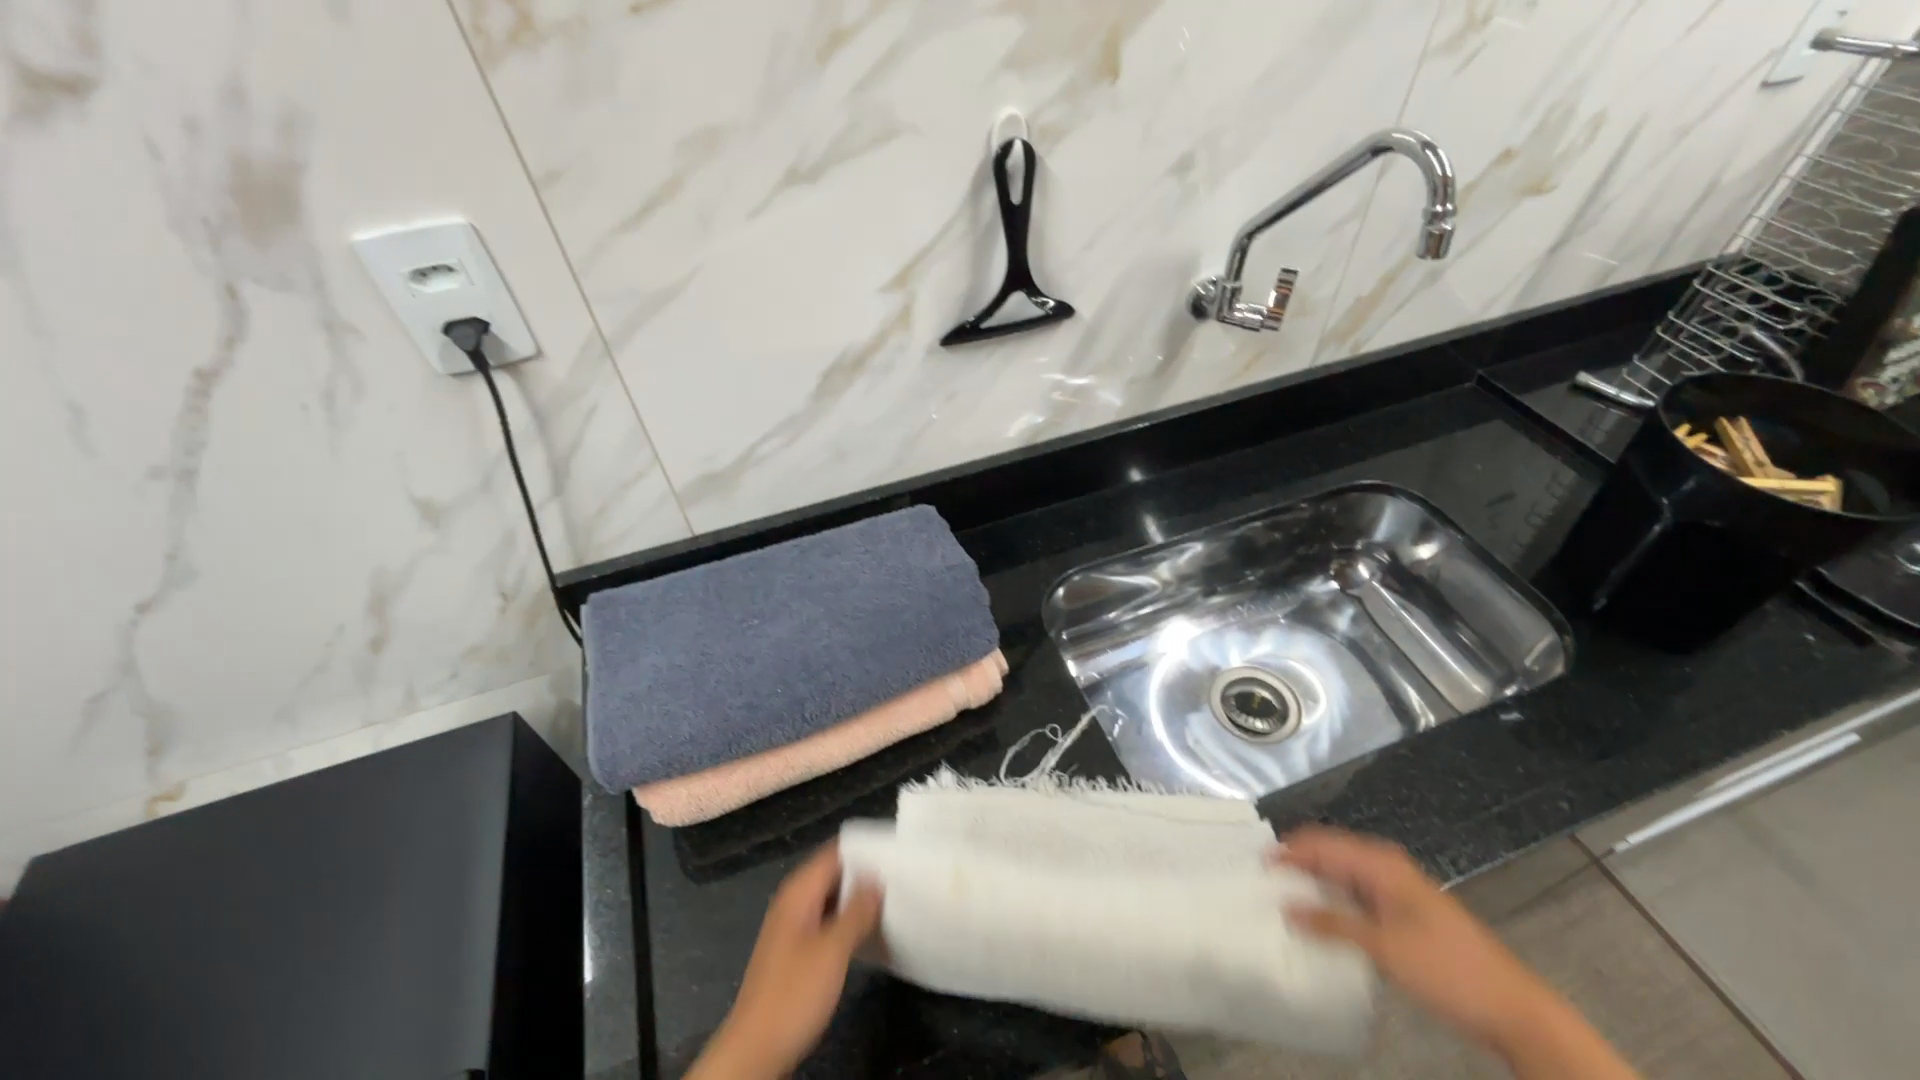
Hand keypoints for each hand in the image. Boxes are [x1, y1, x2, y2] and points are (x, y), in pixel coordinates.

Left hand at [688, 842, 881, 1079]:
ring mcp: (794, 928)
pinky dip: (849, 922)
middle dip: (865, 874)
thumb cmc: (794, 994)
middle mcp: (794, 904)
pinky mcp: (798, 952)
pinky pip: (829, 922)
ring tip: (897, 899)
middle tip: (905, 876)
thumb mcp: (832, 950)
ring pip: (833, 900)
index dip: (864, 849)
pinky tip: (873, 931)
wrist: (756, 1047)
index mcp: (798, 894)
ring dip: (859, 900)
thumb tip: (877, 878)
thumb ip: (856, 911)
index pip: (834, 854)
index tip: (899, 850)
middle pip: (834, 875)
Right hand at [1275, 827, 1564, 1049]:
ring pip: (1342, 874)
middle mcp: (1387, 868)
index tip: (1254, 866)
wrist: (1509, 1006)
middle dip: (1297, 863)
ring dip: (1313, 884)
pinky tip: (1316, 920)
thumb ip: (1332, 924)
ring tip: (1279, 900)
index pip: (1322, 843)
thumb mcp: (1384, 947)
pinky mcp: (1401, 913)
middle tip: (1260, 883)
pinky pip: (1355, 894)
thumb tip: (1287, 907)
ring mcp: (1396, 891)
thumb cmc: (1446, 968)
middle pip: (1330, 853)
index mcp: (1382, 864)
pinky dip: (1332, 901)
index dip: (1288, 850)